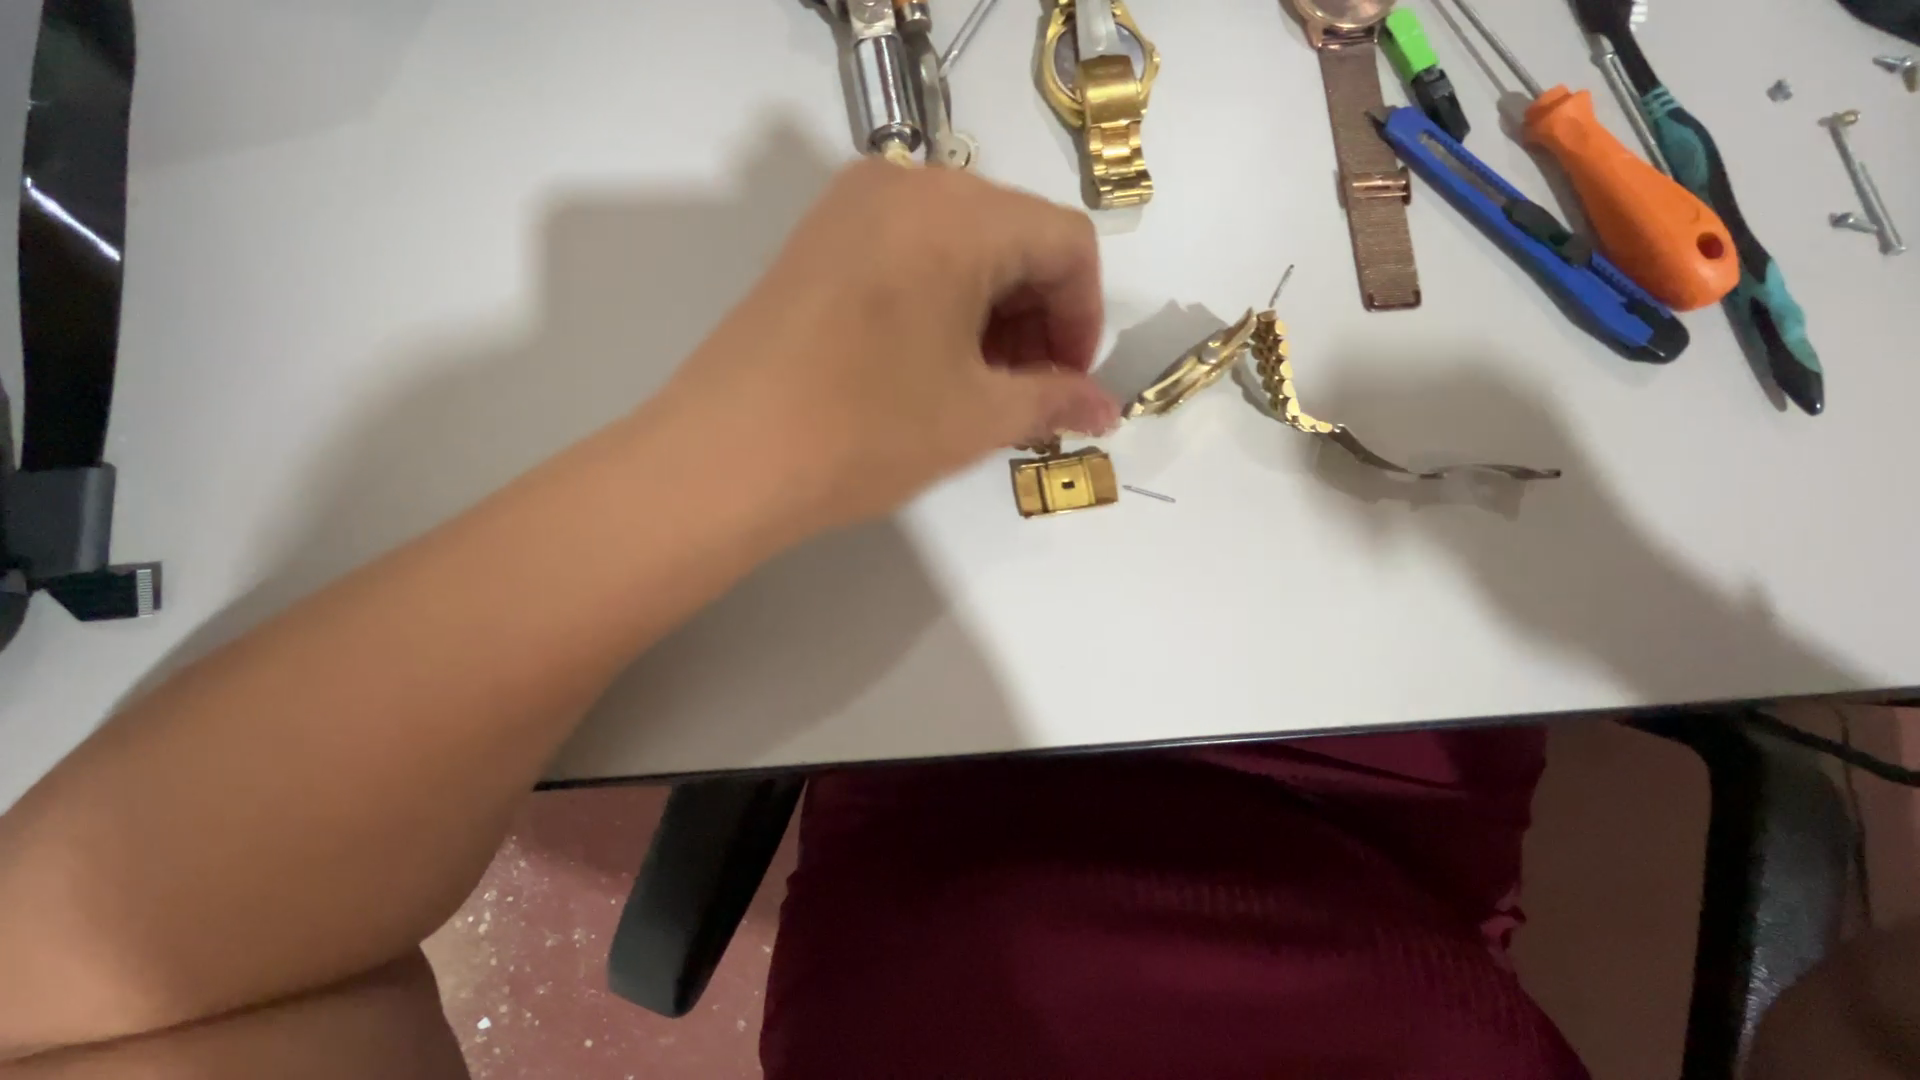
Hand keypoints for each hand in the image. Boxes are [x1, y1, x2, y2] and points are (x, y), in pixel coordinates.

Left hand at [654, 159, 1118, 530]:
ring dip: (991, 310)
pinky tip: (930, 362)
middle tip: (1028, 391)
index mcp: (960, 214)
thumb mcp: (976, 418)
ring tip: (980, 384)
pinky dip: (942, 298)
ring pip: (961, 242)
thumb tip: (1105, 408)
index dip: (1084, 319)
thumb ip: (1056, 401)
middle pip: (1013, 235)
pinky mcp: (817, 238)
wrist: (724, 457)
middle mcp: (907, 185)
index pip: (1066, 244)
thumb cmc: (865, 432)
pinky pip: (909, 250)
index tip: (1070, 384)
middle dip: (1038, 316)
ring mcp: (852, 206)